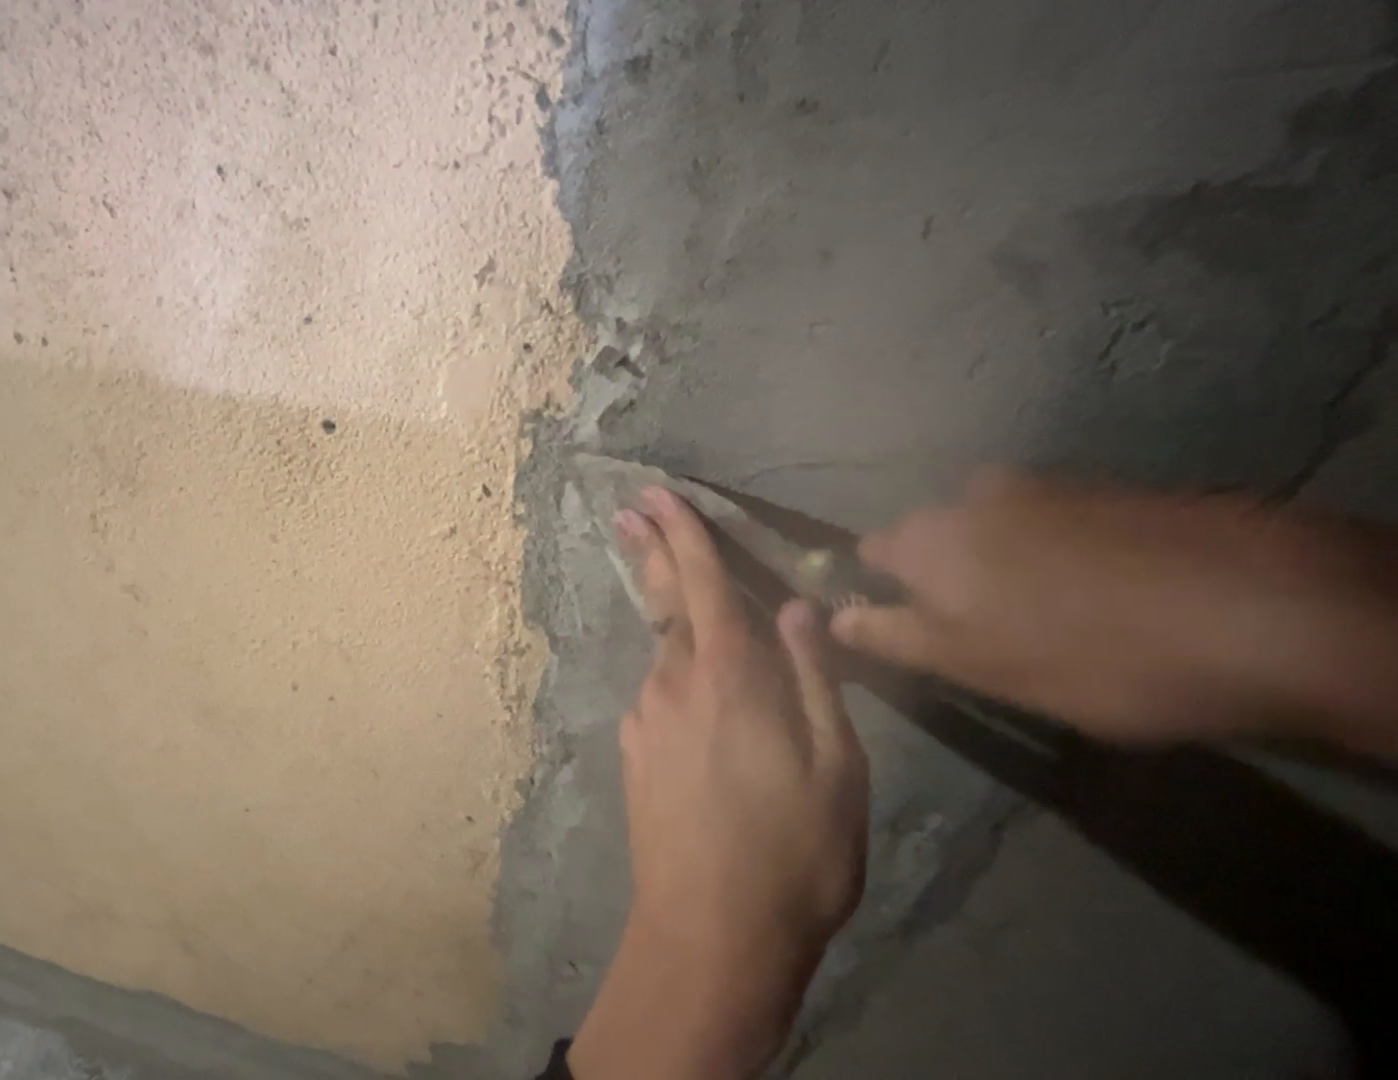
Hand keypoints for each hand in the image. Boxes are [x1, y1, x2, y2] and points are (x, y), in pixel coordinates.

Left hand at [569, 487, 868, 1079]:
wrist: (710, 933)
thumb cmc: (794, 854)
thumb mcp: (838, 770)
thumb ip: (813, 679)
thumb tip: (796, 610)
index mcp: (730, 677)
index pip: (702, 583)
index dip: (684, 533)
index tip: (659, 494)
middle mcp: (674, 684)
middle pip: (667, 604)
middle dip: (652, 552)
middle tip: (630, 512)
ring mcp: (644, 719)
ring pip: (664, 652)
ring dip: (671, 615)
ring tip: (680, 593)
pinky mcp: (632, 753)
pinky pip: (658, 695)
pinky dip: (675, 672)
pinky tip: (693, 690)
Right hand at [830, 470, 1397, 751]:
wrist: (1267, 610)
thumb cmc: (1088, 654)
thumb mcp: (975, 666)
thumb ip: (894, 637)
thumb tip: (830, 617)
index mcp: (928, 540)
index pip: (868, 555)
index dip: (874, 590)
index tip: (899, 628)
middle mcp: (973, 499)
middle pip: (932, 537)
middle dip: (940, 577)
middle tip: (977, 634)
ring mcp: (1047, 488)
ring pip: (994, 529)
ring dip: (1000, 564)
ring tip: (1044, 618)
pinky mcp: (1113, 492)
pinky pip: (1055, 525)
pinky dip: (1057, 554)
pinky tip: (1101, 595)